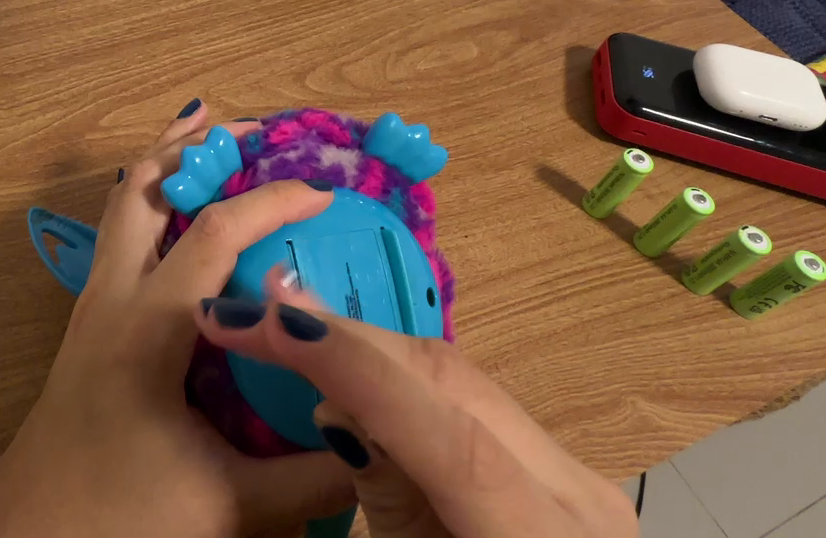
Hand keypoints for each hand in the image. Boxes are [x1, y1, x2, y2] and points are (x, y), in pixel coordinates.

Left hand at [0, 103, 355, 536]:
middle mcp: (116, 292)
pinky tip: (175, 202)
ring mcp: (95, 297)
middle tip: (245, 127)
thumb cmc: (120, 513)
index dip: (270, 203)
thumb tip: (375, 431)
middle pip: (142, 187)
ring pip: (122, 200)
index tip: (320, 194)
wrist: (29, 527)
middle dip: (192, 147)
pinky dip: (148, 194)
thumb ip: (310, 474)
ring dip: (163, 160)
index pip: (213, 234)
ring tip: (203, 130)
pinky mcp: (91, 312)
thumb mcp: (227, 504)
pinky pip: (119, 229)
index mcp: (150, 324)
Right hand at [195, 296, 637, 537]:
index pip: (450, 435)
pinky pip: (457, 387)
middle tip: (252, 310)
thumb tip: (335, 403)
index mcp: (547, 537)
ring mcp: (565, 460)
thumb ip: (388, 501)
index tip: (273, 323)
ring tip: (279, 315)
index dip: (358, 370)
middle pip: (444, 378)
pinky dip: (391, 364)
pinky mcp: (546, 451)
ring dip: (358, 340)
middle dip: (342, 335)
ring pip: (448, 369)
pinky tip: (341, 343)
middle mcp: (573, 484)